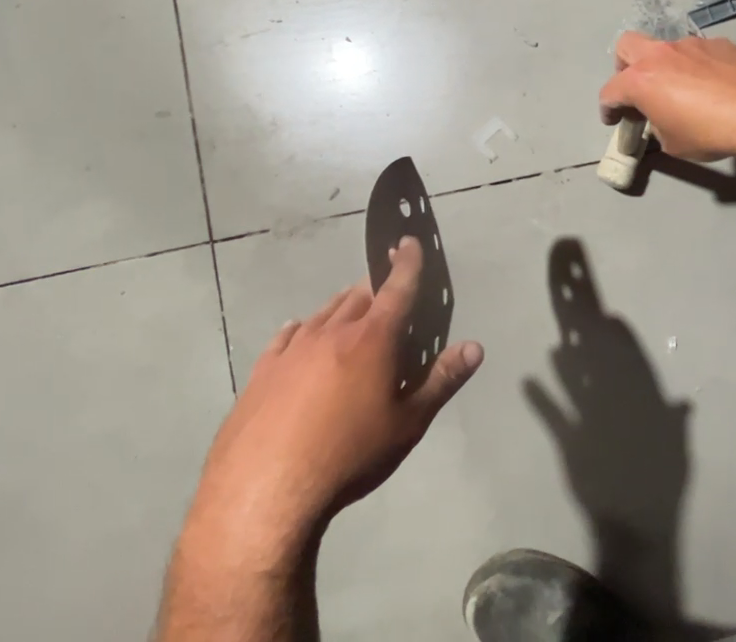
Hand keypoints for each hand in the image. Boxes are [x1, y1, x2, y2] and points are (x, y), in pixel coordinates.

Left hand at [184, 238, 483, 562]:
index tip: (409, 242)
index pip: (397, 289)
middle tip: (385, 286)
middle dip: (375, 287)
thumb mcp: (407, 424)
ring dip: (341, 305)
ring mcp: (290, 352)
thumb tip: (474, 347)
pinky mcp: (260, 374)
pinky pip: (284, 337)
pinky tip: (297, 330)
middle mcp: (330, 333)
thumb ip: (442, 381)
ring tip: (351, 305)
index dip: (407, 264)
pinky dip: (300, 328)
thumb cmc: (349, 456)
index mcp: (372, 340)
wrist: (263, 493)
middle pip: (358, 297)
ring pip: (322, 314)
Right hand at [599, 32, 735, 161]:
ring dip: (666, 66)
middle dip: (625, 67)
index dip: (608, 108)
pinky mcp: (720, 43)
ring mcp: (692, 44)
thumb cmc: (710, 133)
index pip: (610, 91)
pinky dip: (697, 66)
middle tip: (638, 89)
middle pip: (627, 46)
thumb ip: (659, 128)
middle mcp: (662, 54)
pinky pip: (699, 52)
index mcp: (642, 80)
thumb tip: (662, 122)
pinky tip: (714, 85)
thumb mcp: (674, 143)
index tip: (614, 118)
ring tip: (683, 89)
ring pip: (667, 47)